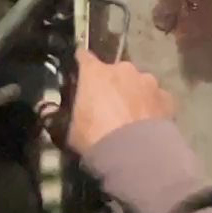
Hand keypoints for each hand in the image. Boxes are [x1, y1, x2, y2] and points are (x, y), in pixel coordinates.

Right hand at [56, 49, 174, 154]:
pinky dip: (151, 107)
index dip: (80, 64)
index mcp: (95, 73)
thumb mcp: (67, 131)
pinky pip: (155, 98)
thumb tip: (44, 109)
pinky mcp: (166, 98)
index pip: (83, 57)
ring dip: (132, 94)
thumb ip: (55, 116)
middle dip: (110, 84)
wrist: (136, 155)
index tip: (78, 74)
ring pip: (137, 83)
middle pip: (113, 72)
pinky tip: (147, 124)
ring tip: (130, 118)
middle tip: (106, 107)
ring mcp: (148, 82)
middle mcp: (123, 69)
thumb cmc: (95, 138)